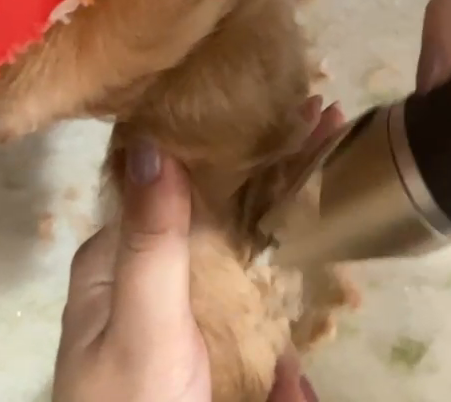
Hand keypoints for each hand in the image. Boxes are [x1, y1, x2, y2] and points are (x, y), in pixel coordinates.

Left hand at [53, 140, 312, 401]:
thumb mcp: (141, 326)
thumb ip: (152, 240)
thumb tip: (149, 139)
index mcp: (118, 258)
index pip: (180, 177)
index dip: (232, 137)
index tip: (287, 105)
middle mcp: (152, 274)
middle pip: (219, 202)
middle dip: (273, 160)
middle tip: (327, 121)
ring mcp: (187, 311)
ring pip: (242, 239)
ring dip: (287, 198)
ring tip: (333, 156)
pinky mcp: (216, 344)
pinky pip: (255, 292)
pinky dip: (287, 262)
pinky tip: (315, 233)